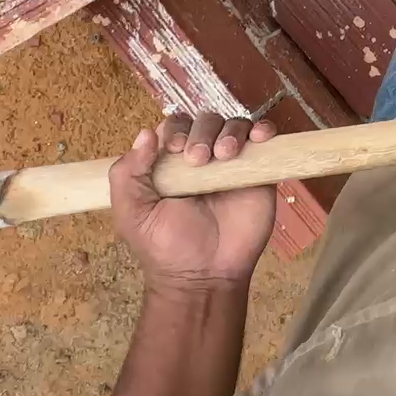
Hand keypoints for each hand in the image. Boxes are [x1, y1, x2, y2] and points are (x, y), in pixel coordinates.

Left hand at [108, 113, 278, 292]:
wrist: (207, 274)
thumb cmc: (167, 247)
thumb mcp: (133, 215)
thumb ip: (128, 176)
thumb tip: (145, 133)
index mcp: (171, 164)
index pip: (175, 127)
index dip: (176, 130)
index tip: (175, 150)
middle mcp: (204, 157)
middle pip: (207, 121)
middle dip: (203, 133)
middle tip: (199, 159)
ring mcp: (234, 162)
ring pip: (236, 124)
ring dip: (232, 131)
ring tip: (226, 155)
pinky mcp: (260, 169)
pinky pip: (266, 139)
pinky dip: (265, 130)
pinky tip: (260, 138)